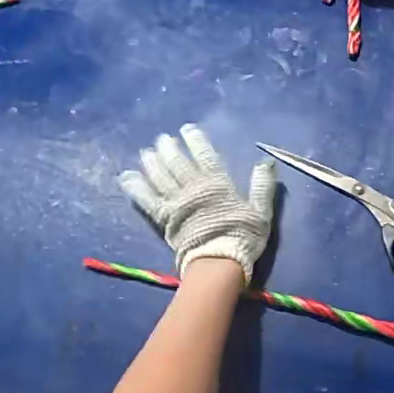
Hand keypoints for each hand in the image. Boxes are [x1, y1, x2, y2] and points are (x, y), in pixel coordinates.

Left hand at [119, 124, 276, 283]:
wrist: (219, 262)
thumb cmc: (243, 237)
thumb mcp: (261, 212)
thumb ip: (261, 187)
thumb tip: (266, 163)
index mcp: (217, 183)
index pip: (204, 155)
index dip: (195, 140)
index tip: (187, 130)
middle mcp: (193, 188)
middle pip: (177, 162)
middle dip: (168, 148)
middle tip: (162, 139)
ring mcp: (176, 202)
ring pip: (160, 176)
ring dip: (152, 163)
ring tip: (146, 153)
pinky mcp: (164, 218)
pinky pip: (147, 199)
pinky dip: (136, 187)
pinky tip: (127, 176)